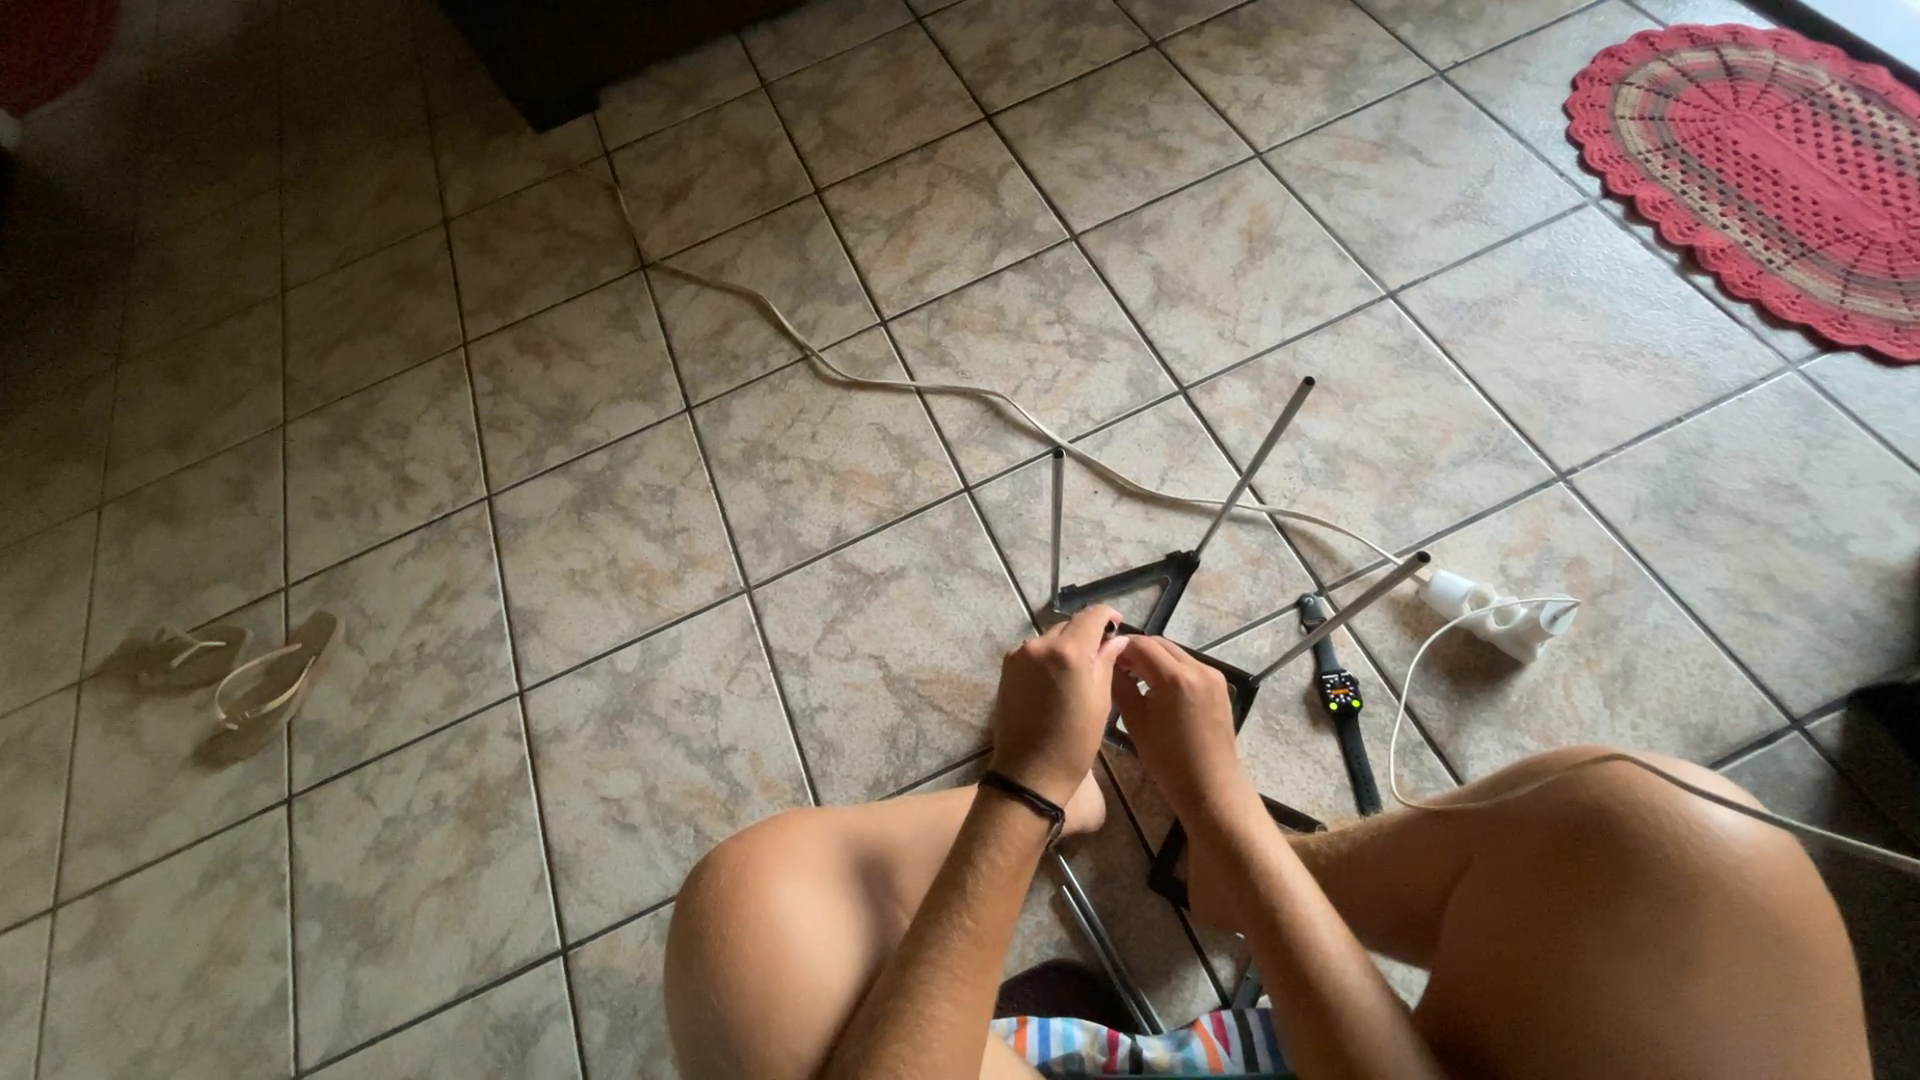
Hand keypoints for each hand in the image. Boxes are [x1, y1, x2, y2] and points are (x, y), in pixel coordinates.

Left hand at [986, 605, 1128, 807]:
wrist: (1029, 773)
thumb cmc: (1074, 742)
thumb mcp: (1100, 701)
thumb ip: (1106, 661)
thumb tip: (1116, 639)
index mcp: (1067, 652)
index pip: (1091, 616)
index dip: (1108, 616)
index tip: (1118, 625)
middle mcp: (1039, 645)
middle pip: (1069, 626)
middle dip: (1087, 635)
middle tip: (1102, 656)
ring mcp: (1019, 655)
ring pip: (1051, 639)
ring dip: (1066, 647)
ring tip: (1078, 675)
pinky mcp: (1007, 668)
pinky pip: (1034, 652)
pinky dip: (1048, 659)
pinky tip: (1056, 682)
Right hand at [1112, 637, 1259, 828]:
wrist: (1211, 786)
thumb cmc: (1168, 760)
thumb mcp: (1135, 721)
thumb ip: (1120, 685)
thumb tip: (1106, 663)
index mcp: (1175, 679)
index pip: (1141, 645)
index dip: (1118, 646)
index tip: (1101, 656)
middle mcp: (1198, 668)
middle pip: (1159, 644)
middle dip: (1135, 650)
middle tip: (1115, 667)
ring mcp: (1212, 675)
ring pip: (1174, 653)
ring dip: (1152, 658)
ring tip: (1133, 677)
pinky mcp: (1218, 684)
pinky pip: (1187, 665)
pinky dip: (1169, 668)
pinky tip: (1155, 687)